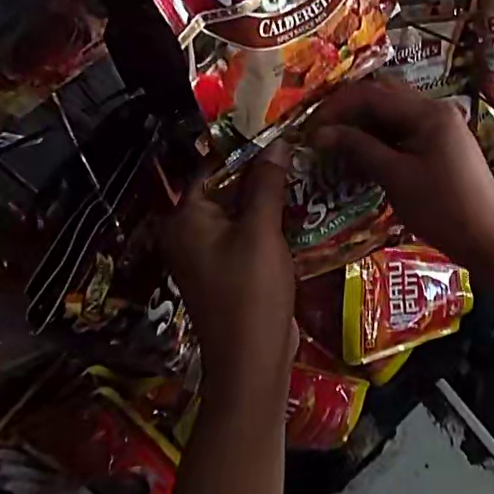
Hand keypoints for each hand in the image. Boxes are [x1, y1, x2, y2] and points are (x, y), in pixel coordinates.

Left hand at [161, 142, 296, 391]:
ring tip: (307, 179)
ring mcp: (209, 256)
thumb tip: (276, 143)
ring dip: (270, 200)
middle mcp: (190, 234)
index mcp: (186, 220)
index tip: (281, 136)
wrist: (251, 357)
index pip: (212, 169)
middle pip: (227, 191)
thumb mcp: (261, 231)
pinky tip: (301, 215)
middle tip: (301, 155)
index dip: (246, 152)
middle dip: (263, 176)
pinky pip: (248, 237)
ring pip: (240, 214)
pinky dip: (270, 225)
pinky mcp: (230, 272)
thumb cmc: (251, 290)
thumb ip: (266, 186)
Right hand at [309, 78, 493, 272]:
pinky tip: (360, 160)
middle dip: (349, 114)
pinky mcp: (442, 148)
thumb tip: (321, 133)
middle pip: (384, 100)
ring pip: (393, 118)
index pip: (372, 94)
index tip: (309, 130)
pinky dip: (381, 143)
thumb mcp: (397, 177)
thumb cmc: (444, 208)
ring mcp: (442, 130)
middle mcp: (437, 112)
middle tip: (318, 136)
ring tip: (333, 149)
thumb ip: (360, 149)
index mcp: (429, 112)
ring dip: (363, 129)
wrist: (489, 239)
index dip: (336, 107)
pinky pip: (405, 135)